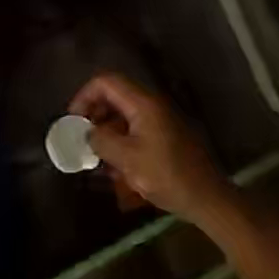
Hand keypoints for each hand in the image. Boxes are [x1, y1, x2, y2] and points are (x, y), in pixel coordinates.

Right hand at [69, 73, 239, 226]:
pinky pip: (134, 129)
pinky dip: (119, 141)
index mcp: (143, 103)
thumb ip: (102, 141)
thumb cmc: (166, 175)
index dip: (84, 96)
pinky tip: (112, 165)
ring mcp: (158, 119)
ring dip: (105, 130)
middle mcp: (151, 104)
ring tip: (93, 156)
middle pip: (114, 95)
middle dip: (93, 114)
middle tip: (80, 138)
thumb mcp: (128, 160)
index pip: (106, 82)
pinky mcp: (163, 135)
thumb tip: (86, 132)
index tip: (73, 120)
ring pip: (123, 114)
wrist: (205, 196)